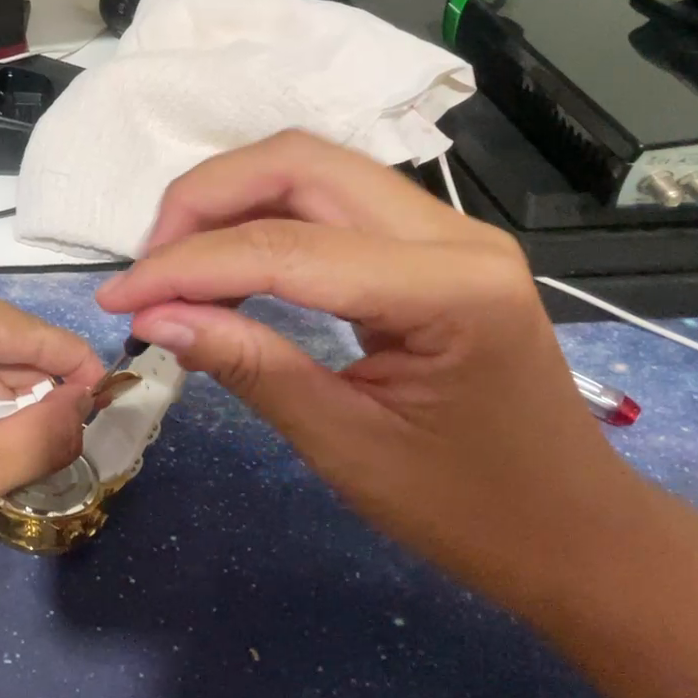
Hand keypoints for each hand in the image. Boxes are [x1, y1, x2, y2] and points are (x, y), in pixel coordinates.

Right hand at [95, 131, 637, 601]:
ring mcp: (443, 228)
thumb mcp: (346, 447)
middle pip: (297, 163)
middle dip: (201, 201)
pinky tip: (225, 267)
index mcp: (449, 288)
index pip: (285, 246)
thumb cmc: (473, 509)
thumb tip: (153, 318)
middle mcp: (451, 232)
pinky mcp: (425, 242)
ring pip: (307, 167)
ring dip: (225, 201)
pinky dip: (257, 218)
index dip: (186, 266)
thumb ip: (248, 366)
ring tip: (175, 266)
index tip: (117, 300)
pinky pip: (324, 199)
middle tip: (148, 268)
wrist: (579, 534)